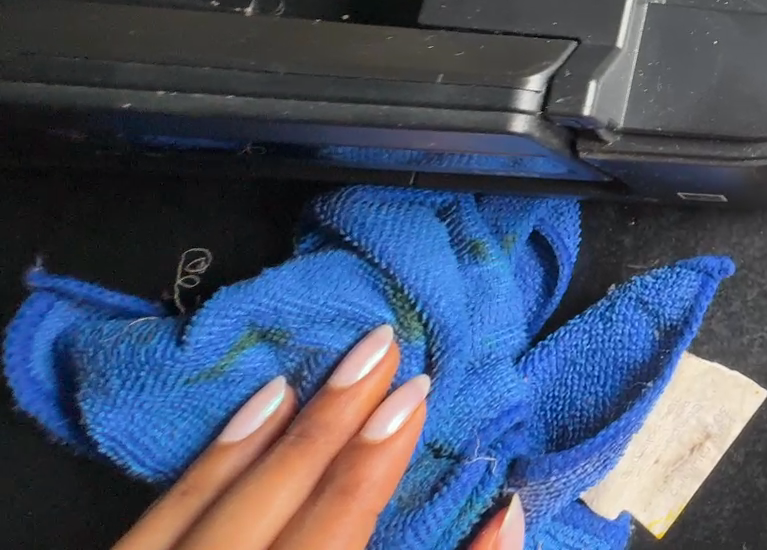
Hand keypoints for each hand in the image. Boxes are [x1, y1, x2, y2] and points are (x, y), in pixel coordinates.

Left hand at [112, 324, 523, 549]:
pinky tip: (244, 423)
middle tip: (378, 348)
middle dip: (325, 428)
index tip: (413, 393)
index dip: (369, 465)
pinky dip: (197, 475)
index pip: (323, 541)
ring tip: (309, 378)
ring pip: (188, 525)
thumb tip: (508, 512)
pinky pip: (145, 538)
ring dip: (253, 447)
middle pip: (262, 518)